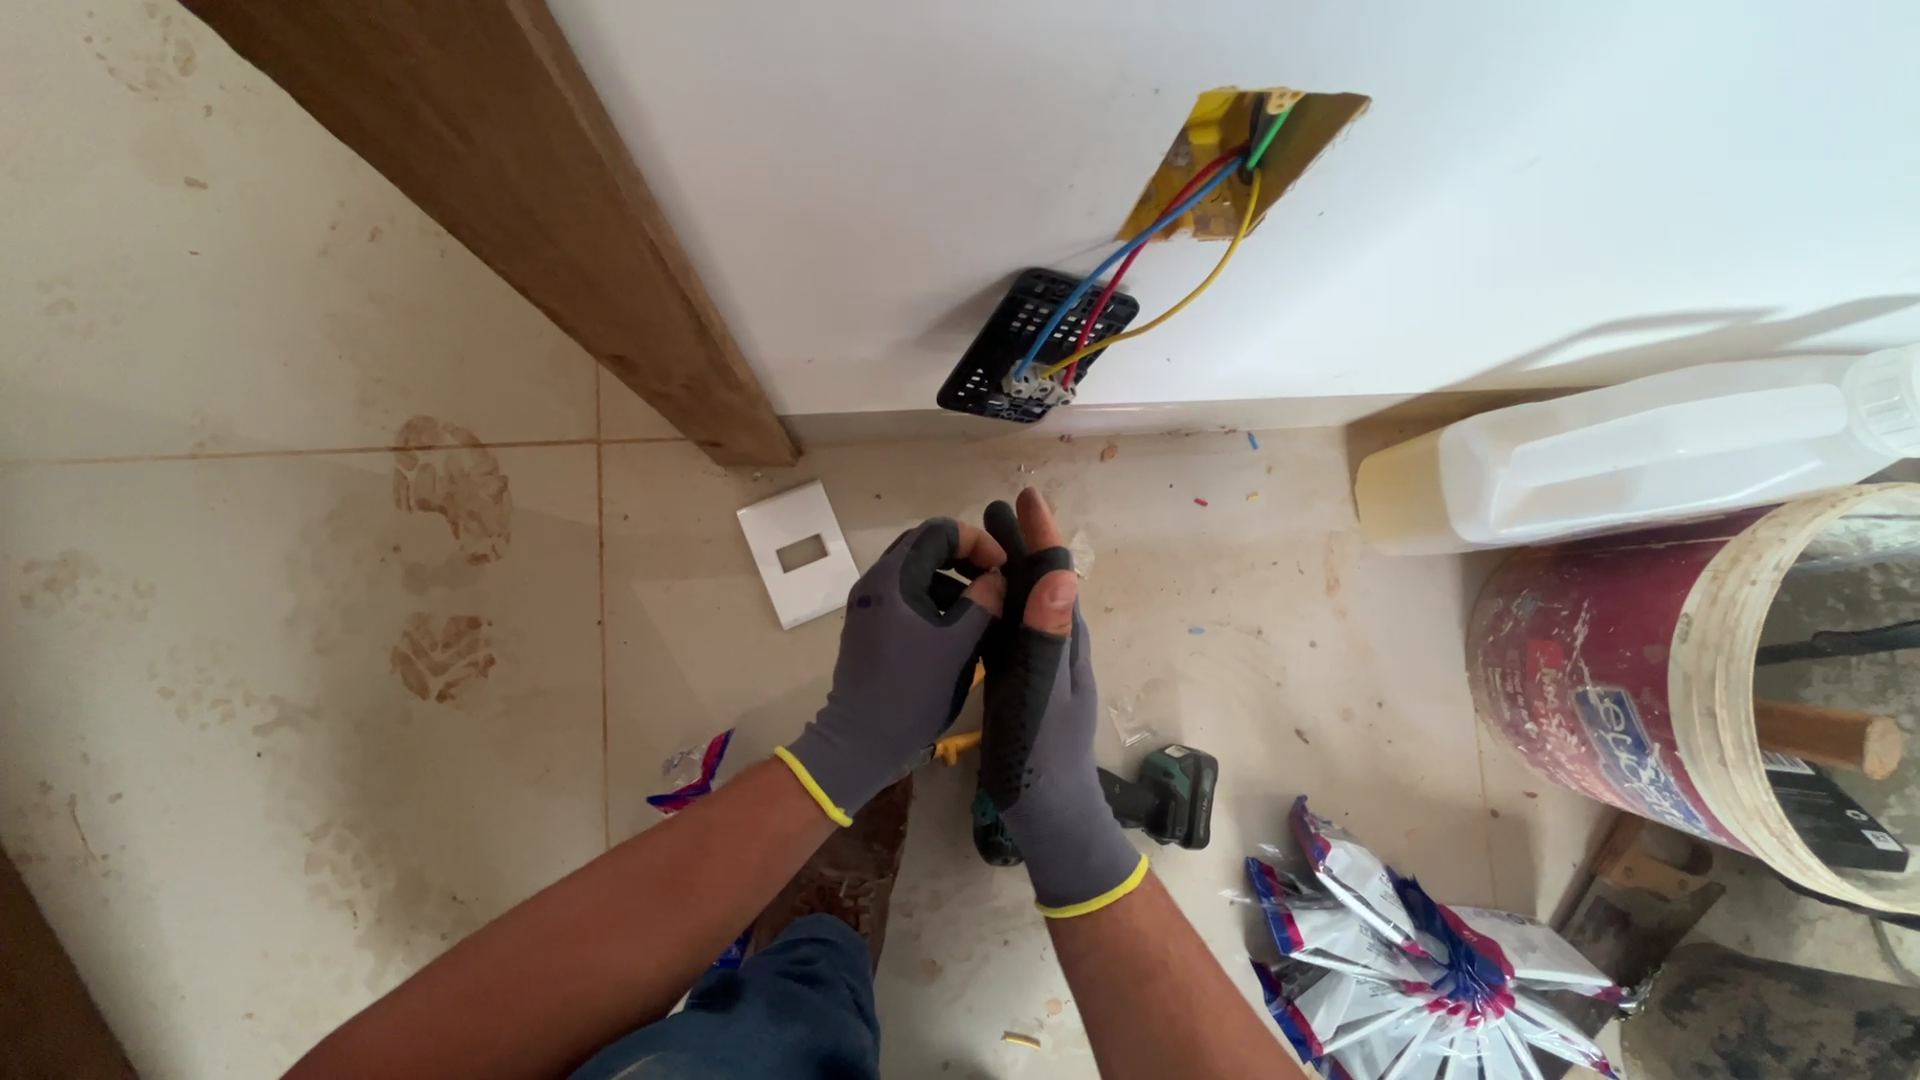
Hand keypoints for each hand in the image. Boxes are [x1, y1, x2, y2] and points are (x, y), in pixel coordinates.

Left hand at [778, 518, 1006, 824]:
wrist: (860, 741)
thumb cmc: (912, 690)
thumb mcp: (959, 644)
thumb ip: (985, 602)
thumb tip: (997, 579)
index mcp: (893, 577)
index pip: (938, 531)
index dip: (976, 541)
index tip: (1002, 569)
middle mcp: (876, 582)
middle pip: (925, 547)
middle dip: (965, 558)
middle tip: (995, 582)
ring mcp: (870, 606)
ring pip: (917, 573)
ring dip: (953, 581)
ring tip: (984, 608)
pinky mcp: (872, 627)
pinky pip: (908, 598)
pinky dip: (936, 602)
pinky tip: (960, 629)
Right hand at [980, 489, 1145, 915]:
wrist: (1048, 811)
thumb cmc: (1041, 757)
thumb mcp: (1042, 695)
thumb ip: (1049, 637)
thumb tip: (1063, 572)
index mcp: (1062, 640)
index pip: (1055, 572)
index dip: (1040, 532)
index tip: (1024, 496)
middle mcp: (1055, 643)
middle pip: (1038, 581)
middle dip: (1020, 542)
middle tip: (992, 509)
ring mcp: (1040, 663)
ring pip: (1023, 603)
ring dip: (1005, 568)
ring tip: (979, 543)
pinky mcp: (1024, 681)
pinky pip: (1010, 630)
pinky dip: (994, 604)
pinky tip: (974, 604)